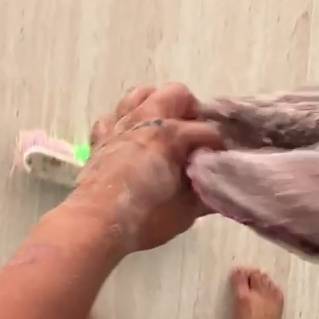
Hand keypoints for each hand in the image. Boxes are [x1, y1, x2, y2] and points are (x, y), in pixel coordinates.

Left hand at [66, 83, 224, 251]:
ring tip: (164, 128)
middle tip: (194, 137)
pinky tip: (130, 139)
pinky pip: (112, 116)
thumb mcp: (187, 211)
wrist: (97, 224)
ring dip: (156, 105)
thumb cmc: (146, 218)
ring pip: (141, 94)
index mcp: (172, 134)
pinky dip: (123, 123)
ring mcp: (120, 125)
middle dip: (190, 111)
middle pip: (176, 94)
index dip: (219, 146)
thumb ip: (206, 193)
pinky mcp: (100, 137)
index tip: (221, 160)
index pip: (207, 131)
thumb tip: (219, 186)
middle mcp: (146, 120)